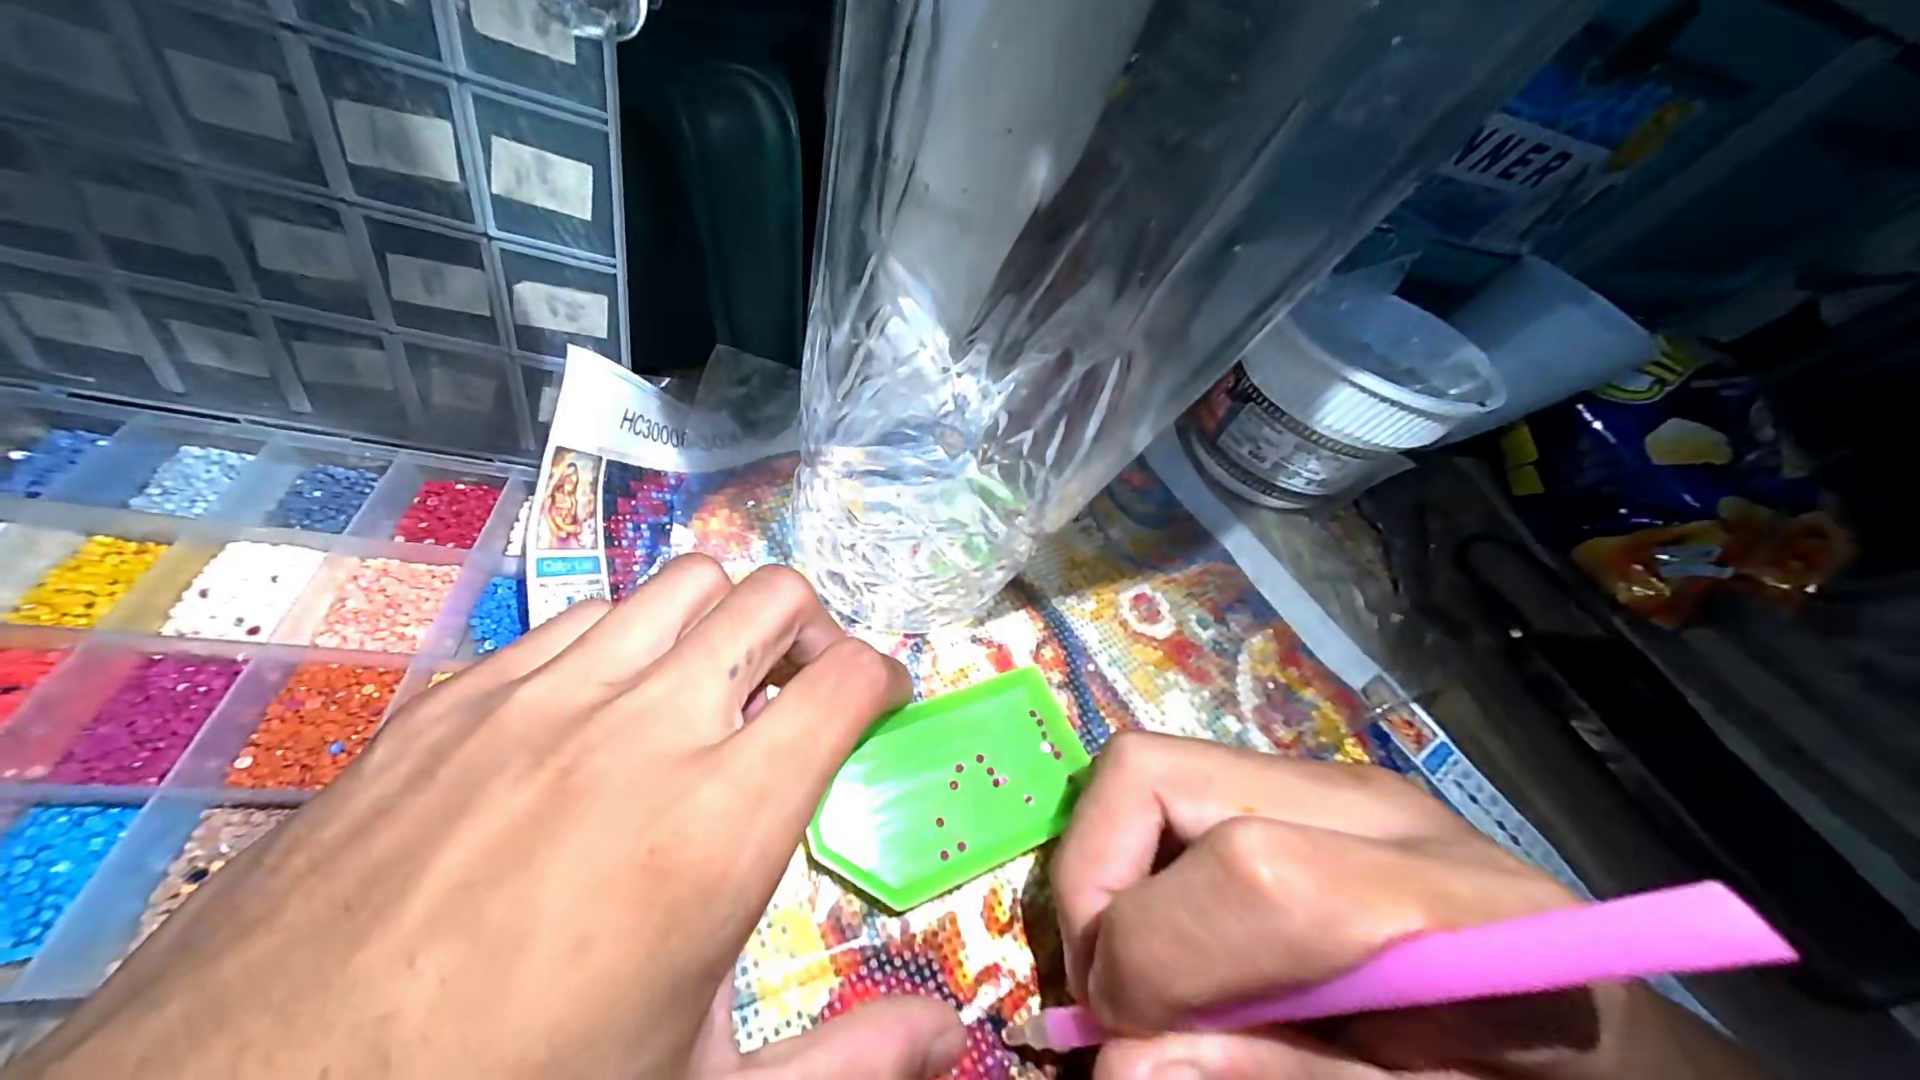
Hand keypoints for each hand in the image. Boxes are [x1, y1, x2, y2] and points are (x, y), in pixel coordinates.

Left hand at [14, 556, 964, 1079]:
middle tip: (805, 687)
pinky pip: (583, 615)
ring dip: (723, 621)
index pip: (846, 681)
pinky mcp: (457, 693)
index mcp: (720, 823)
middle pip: (773, 597)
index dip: (885, 677)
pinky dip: (627, 641)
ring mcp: (542, 694)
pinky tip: (602, 710)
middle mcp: (644, 727)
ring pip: (684, 582)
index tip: (882, 702)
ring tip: (713, 684)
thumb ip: (846, 1060)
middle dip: (814, 629)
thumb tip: (948, 1043)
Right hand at [1051, 731, 1770, 1078]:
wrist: (1625, 1054)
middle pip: (1152, 773)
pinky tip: (1177, 937)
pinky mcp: (1294, 792)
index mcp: (1448, 904)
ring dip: (1103, 871)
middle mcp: (1368, 807)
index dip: (1151, 953)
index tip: (1122, 1040)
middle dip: (1091, 882)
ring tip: (1136, 966)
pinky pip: (1166, 797)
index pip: (1251, 873)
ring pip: (1143, 772)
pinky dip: (1134, 865)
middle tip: (1109, 989)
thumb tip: (1114, 1068)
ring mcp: (1324, 784)